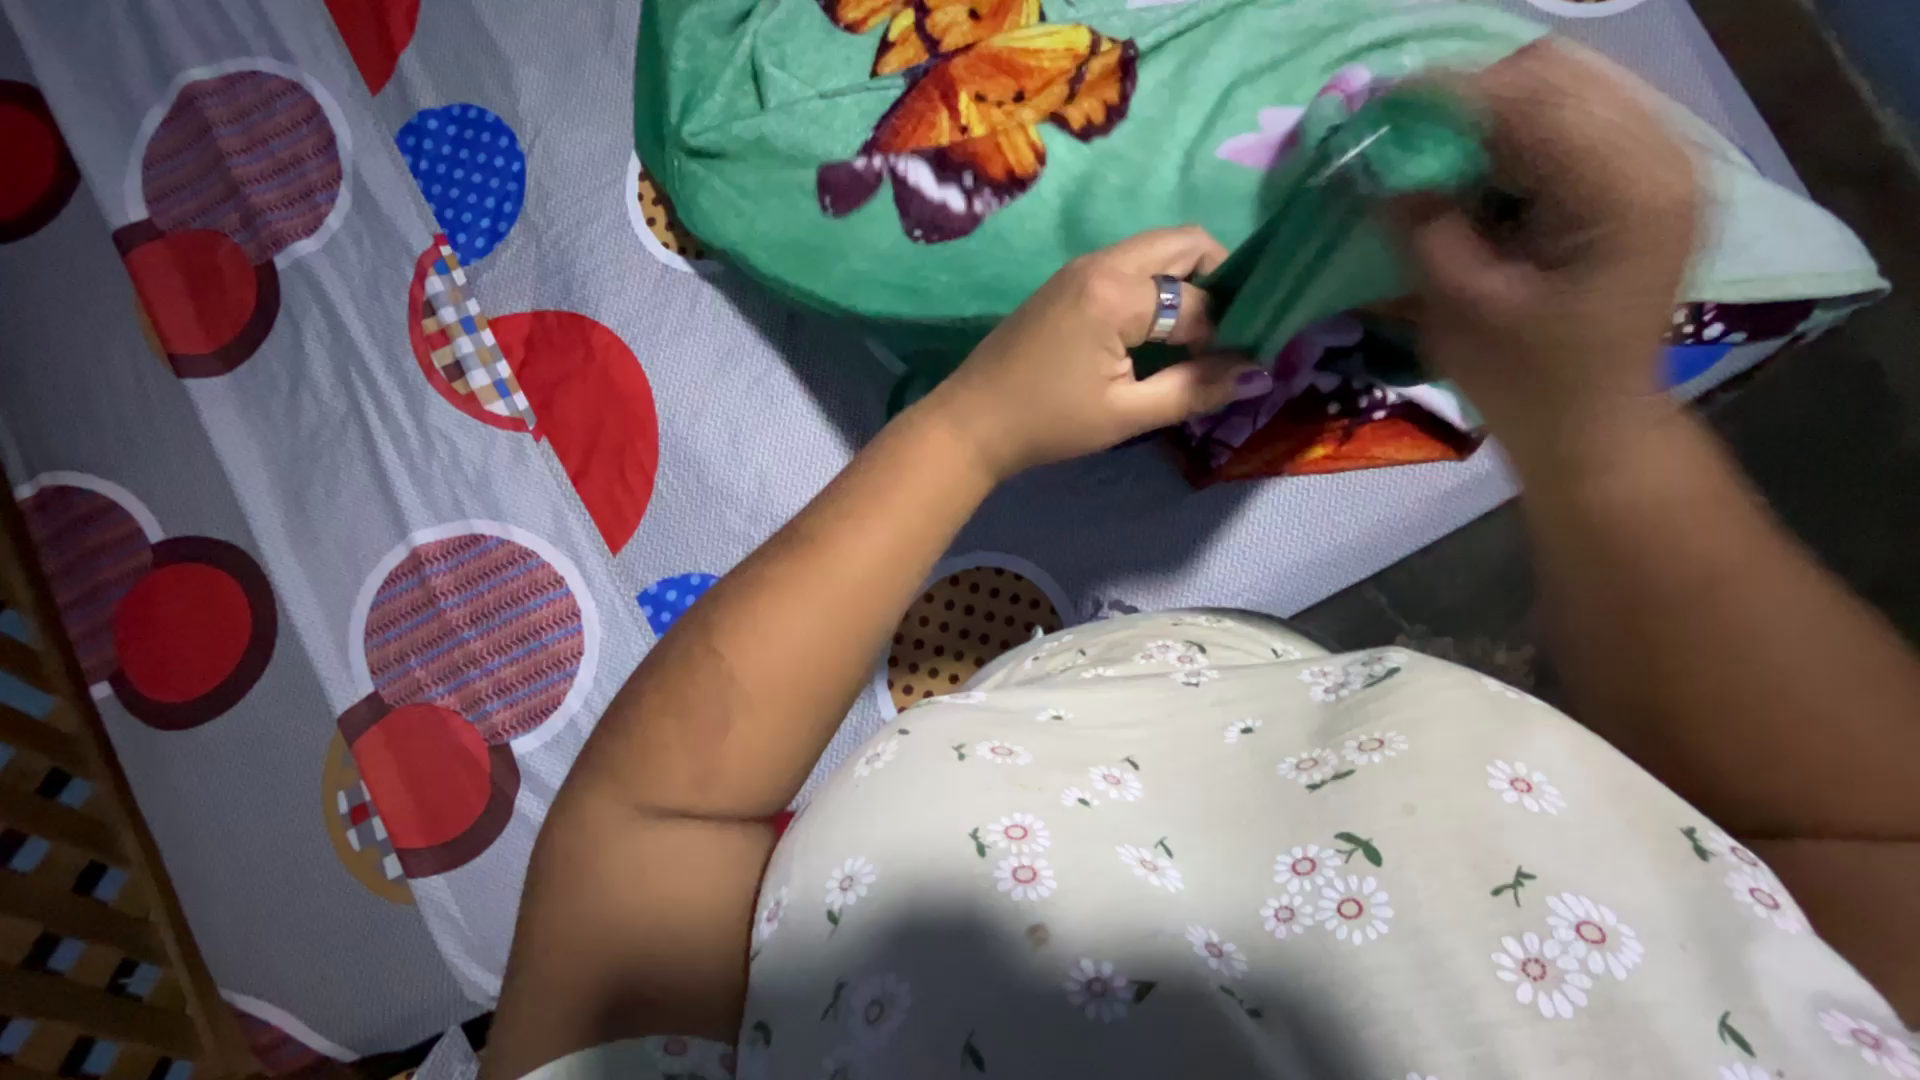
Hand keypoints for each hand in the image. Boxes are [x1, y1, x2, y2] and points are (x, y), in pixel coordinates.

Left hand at [916, 226, 1272, 481]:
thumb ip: (1194, 390)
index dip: (1227, 337)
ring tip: (1194, 338)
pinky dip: (1156, 287)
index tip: (1235, 370)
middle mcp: (1103, 262)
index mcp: (1117, 292)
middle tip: (1224, 334)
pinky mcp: (1067, 281)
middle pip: (1187, 244)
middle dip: (1221, 281)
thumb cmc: (1048, 424)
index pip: (1201, 302)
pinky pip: (1129, 266)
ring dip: (1187, 283)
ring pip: (1157, 251)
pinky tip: (1154, 333)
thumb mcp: (1126, 414)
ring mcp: (1081, 267)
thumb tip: (1259, 374)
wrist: (971, 423)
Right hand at [1393, 41, 1699, 462]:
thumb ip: (1424, 226)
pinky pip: (1571, 120)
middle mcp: (1660, 155)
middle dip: (1466, 99)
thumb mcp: (1461, 307)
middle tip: (1403, 142)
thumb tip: (1377, 166)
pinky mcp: (1639, 178)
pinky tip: (1475, 173)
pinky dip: (1512, 134)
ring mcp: (1658, 161)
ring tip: (1432, 157)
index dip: (1444, 98)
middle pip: (1556, 72)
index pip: (1531, 99)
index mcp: (1625, 191)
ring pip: (1565, 87)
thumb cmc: (1525, 381)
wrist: (1591, 424)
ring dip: (1488, 114)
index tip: (1373, 116)